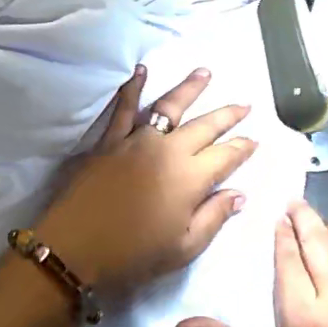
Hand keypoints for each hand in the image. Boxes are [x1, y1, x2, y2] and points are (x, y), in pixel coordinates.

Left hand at [36, 66, 254, 296]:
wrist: (73, 250)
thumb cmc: (133, 256)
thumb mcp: (183, 248)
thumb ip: (214, 217)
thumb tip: (239, 194)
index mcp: (191, 178)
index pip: (226, 156)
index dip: (243, 148)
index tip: (254, 140)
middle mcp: (169, 150)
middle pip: (206, 126)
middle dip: (228, 114)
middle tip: (245, 105)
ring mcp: (138, 141)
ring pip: (169, 106)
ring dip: (190, 88)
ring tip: (205, 73)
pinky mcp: (110, 140)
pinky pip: (124, 108)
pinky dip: (133, 87)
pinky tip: (140, 71)